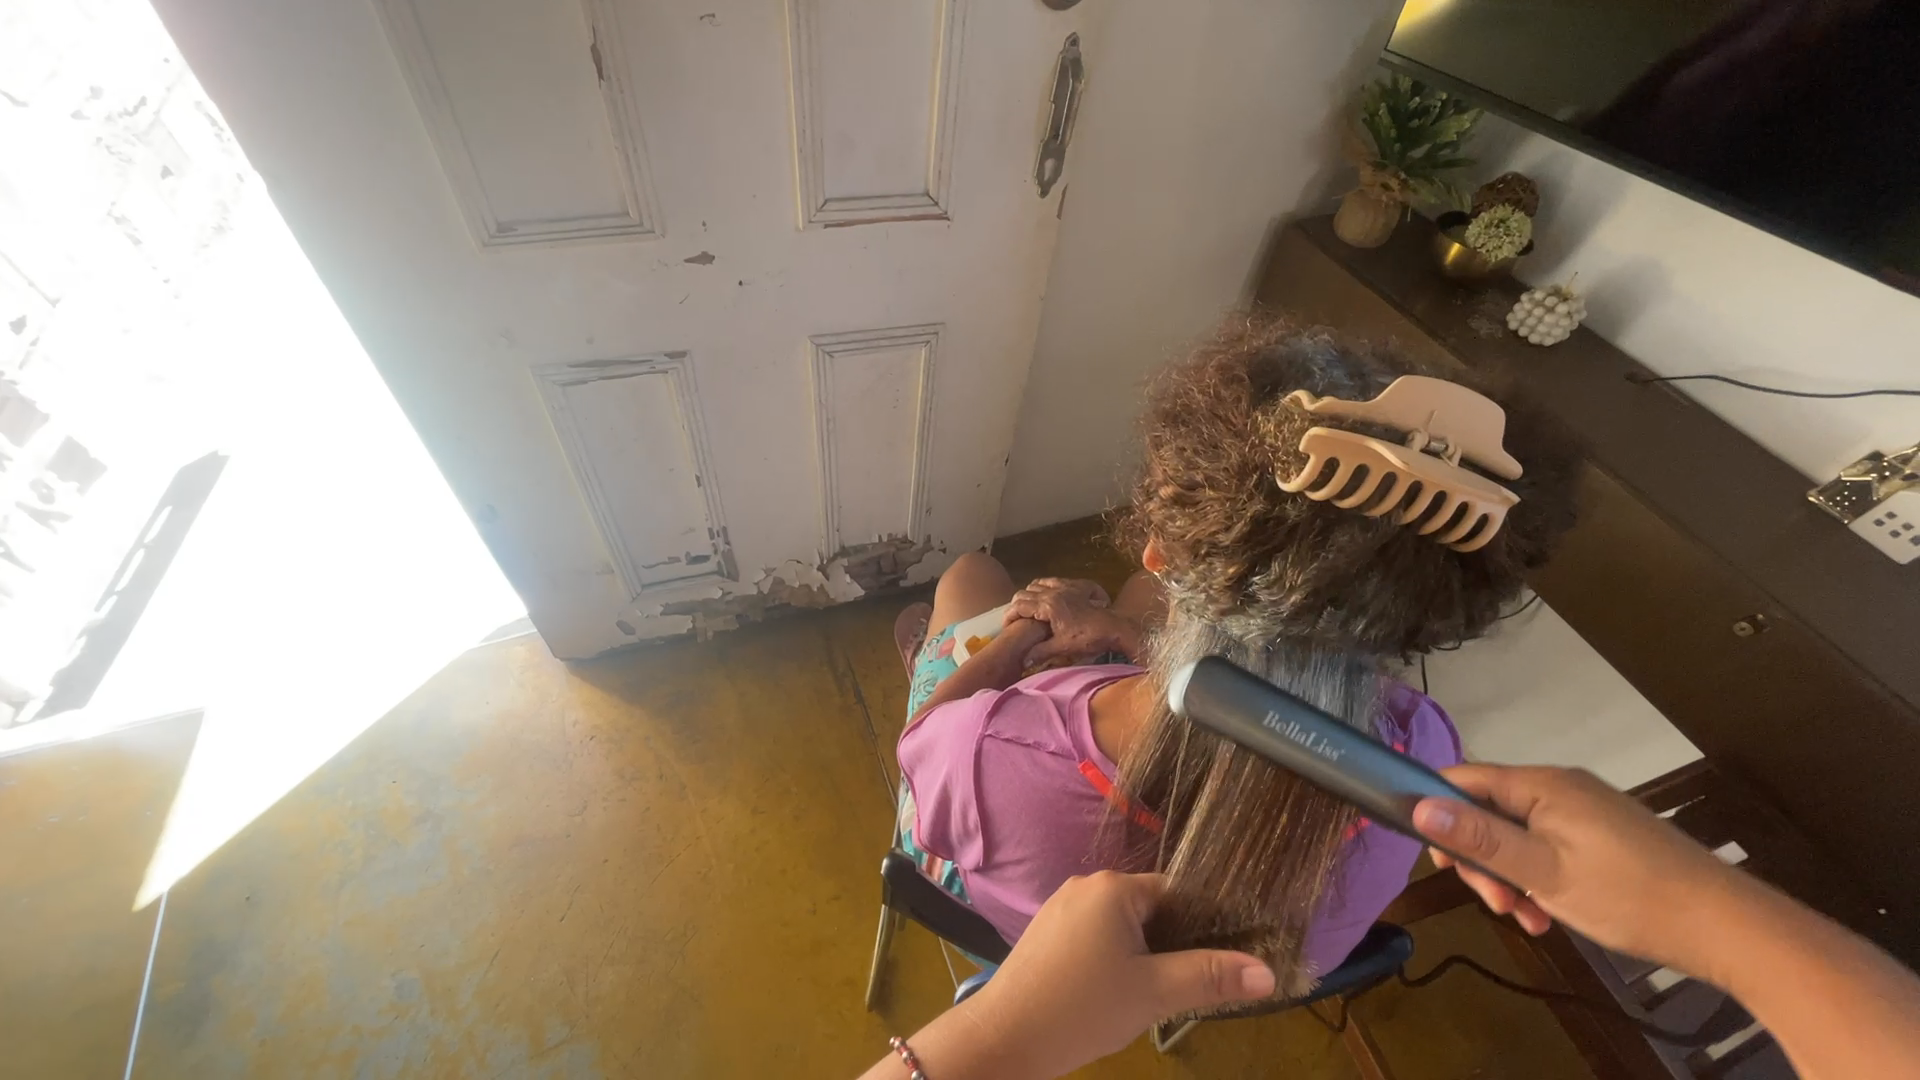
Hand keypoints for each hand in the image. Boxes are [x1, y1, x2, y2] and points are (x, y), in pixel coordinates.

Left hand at [955, 872, 1275, 1078]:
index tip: (1228, 953)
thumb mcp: (1153, 993)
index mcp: (1114, 887)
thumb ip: (1209, 977)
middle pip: (1147, 906)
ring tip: (1157, 991)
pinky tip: (1118, 989)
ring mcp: (1062, 905)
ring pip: (1120, 922)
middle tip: (1192, 983)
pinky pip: (1095, 932)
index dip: (1203, 922)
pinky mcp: (1048, 929)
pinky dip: (1114, 954)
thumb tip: (1267, 971)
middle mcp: (1087, 884)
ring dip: (1142, 951)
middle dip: (1172, 941)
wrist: (1007, 1033)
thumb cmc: (1084, 1006)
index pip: (1174, 892)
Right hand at [1004, 578, 1128, 665]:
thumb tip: (1024, 660)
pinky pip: (1052, 581)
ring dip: (1030, 595)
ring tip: (1030, 610)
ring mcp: (1065, 586)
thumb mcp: (1062, 648)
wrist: (1114, 628)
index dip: (1009, 616)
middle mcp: (1053, 592)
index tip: (1007, 627)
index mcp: (1047, 606)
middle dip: (1017, 606)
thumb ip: (1040, 652)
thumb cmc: (1088, 638)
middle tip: (1017, 621)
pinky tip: (1048, 599)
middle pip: (1024, 593)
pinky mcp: (1075, 586)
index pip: (1018, 605)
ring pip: (1037, 584)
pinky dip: (1044, 587)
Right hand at [1413, 764, 1751, 979]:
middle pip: (1489, 811)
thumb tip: (1417, 806)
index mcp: (1541, 785)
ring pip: (1518, 835)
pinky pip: (1549, 847)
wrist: (1736, 933)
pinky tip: (1548, 915)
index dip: (1438, 813)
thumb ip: (1479, 837)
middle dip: (1480, 858)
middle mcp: (1560, 788)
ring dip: (1510, 876)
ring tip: (1525, 918)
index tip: (1440, 860)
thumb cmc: (1630, 896)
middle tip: (1494, 903)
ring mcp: (1586, 812)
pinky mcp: (1605, 837)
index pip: (1462, 780)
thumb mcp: (1543, 871)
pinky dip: (1539, 878)